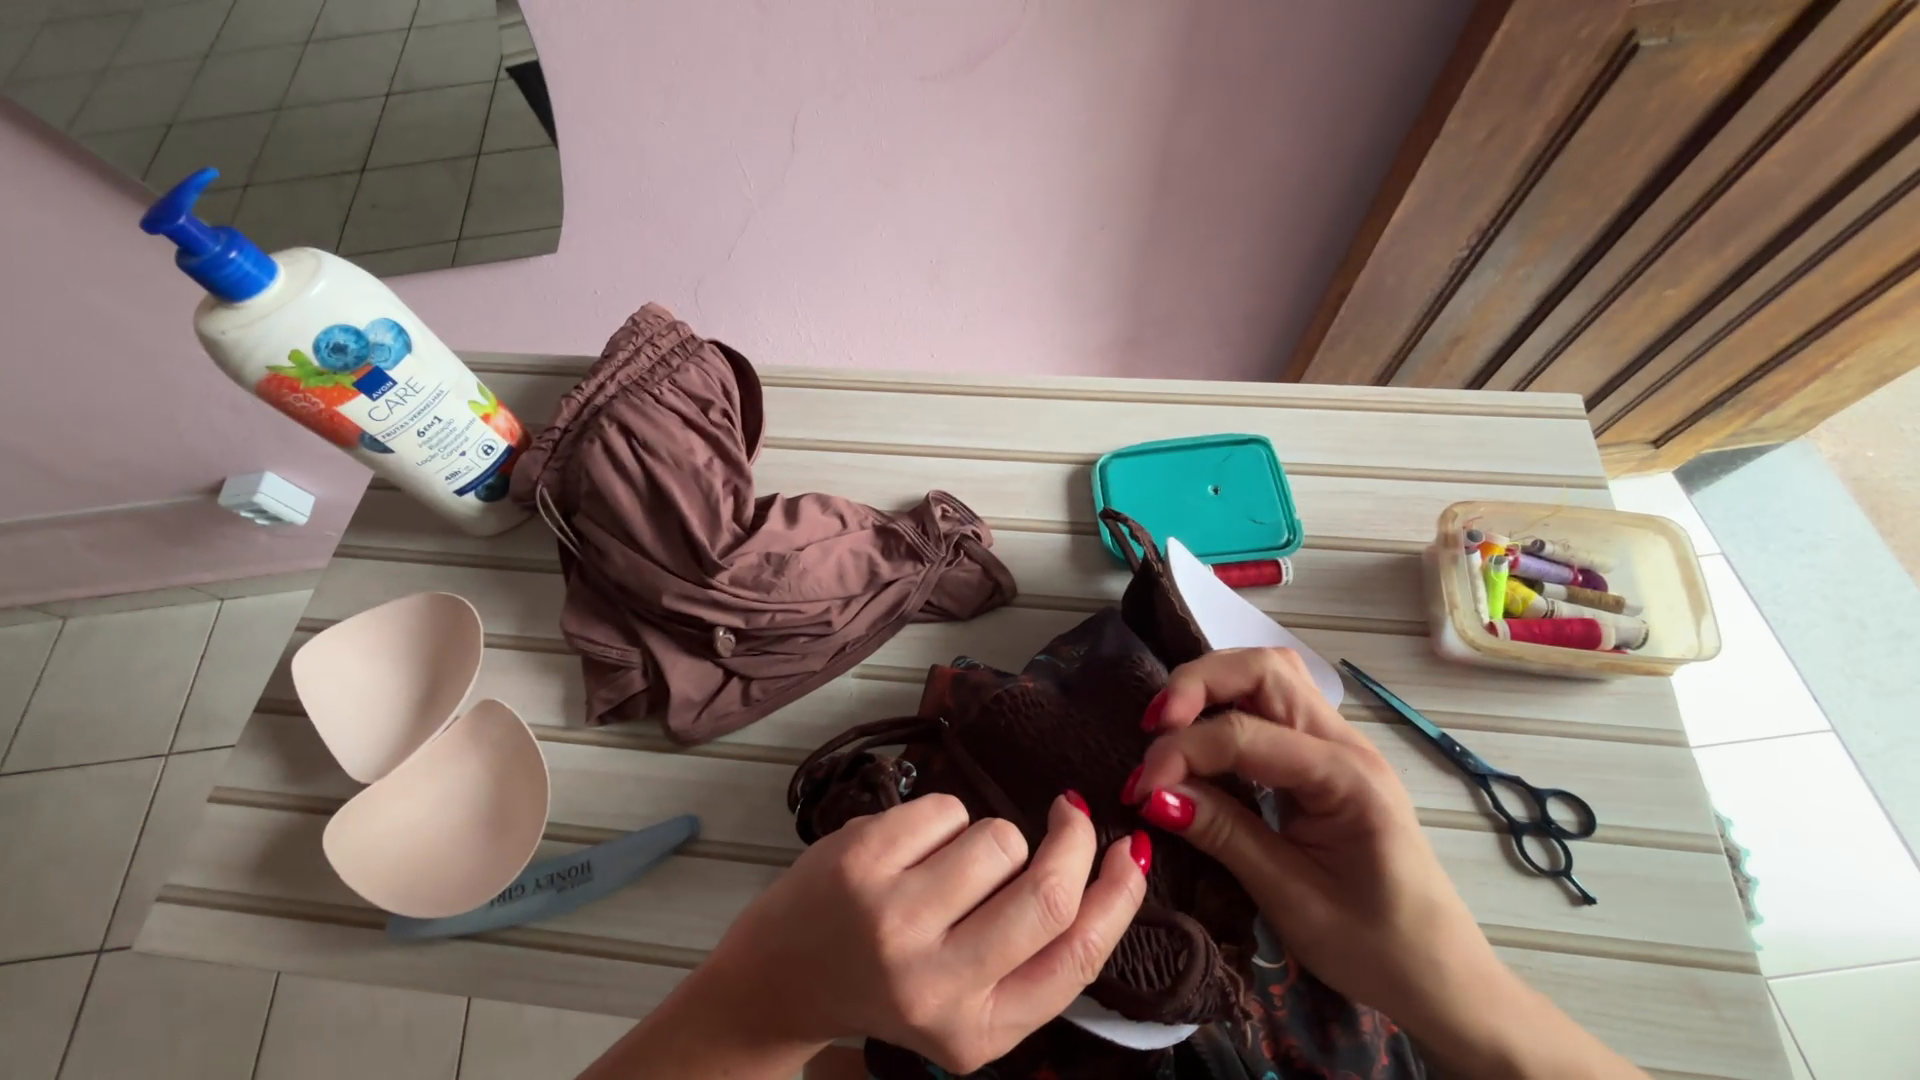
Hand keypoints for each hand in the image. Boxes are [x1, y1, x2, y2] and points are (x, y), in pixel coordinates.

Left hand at [687, 793, 1146, 1074]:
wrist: (780, 980)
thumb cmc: (884, 984)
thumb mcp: (966, 1002)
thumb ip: (1031, 953)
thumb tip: (1116, 865)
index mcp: (977, 1031)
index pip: (1076, 956)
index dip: (1119, 895)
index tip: (1132, 851)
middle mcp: (937, 983)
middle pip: (1046, 891)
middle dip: (1073, 838)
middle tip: (1069, 813)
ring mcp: (894, 918)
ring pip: (998, 837)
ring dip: (989, 835)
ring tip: (948, 862)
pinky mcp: (861, 861)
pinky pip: (948, 807)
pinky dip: (943, 817)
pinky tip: (908, 849)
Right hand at [1128, 648, 1643, 1078]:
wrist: (1441, 977)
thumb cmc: (1374, 946)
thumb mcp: (1289, 898)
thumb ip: (1221, 833)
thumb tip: (1151, 793)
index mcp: (1347, 778)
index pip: (1245, 734)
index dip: (1183, 752)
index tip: (1140, 788)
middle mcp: (1345, 743)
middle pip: (1264, 669)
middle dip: (1197, 685)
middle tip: (1153, 727)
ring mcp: (1338, 743)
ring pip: (1268, 674)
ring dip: (1211, 685)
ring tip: (1168, 724)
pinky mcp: (1324, 756)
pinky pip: (1271, 702)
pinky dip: (1227, 702)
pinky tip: (1199, 731)